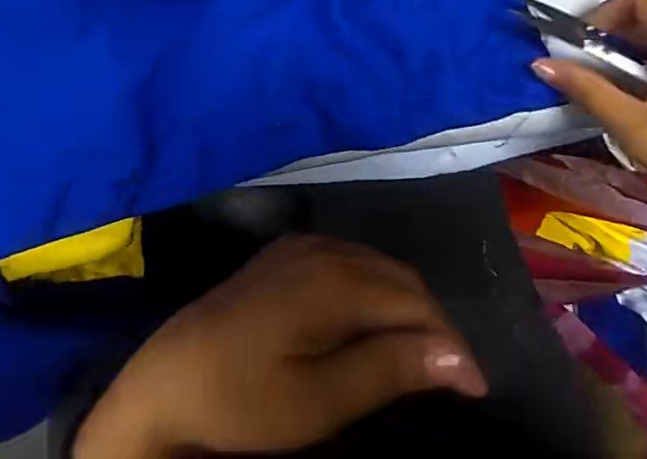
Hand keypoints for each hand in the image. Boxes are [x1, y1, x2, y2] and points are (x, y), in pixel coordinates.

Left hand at [72, 234, 487, 458]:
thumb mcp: (320, 401)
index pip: (415, 303)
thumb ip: (389, 369)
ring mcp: (300, 245)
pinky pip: (349, 260)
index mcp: (333, 280)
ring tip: (420, 355)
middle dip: (432, 323)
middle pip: (399, 278)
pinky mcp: (284, 252)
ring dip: (405, 304)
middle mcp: (322, 248)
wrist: (169, 377)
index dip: (451, 344)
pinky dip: (374, 289)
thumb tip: (459, 358)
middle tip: (453, 378)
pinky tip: (373, 321)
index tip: (477, 390)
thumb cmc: (244, 399)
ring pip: (376, 266)